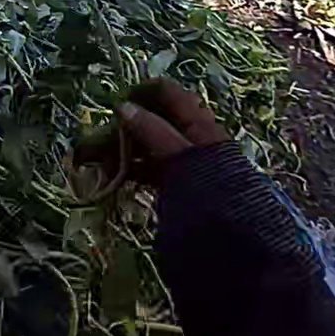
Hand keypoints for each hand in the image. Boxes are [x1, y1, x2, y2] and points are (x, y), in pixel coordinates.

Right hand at [83, 77, 229, 187]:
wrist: (238, 244)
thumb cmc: (211, 191)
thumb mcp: (181, 158)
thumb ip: (153, 131)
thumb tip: (123, 106)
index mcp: (196, 121)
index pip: (164, 91)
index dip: (139, 93)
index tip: (114, 108)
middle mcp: (189, 135)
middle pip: (151, 118)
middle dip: (122, 127)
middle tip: (95, 143)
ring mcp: (183, 159)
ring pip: (147, 143)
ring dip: (122, 149)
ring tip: (99, 165)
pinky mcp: (178, 181)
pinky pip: (149, 166)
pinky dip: (131, 168)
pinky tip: (114, 178)